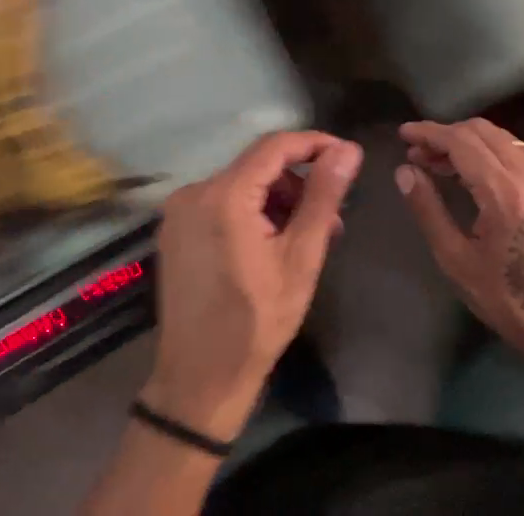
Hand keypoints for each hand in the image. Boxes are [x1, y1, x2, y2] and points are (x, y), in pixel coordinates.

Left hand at [142, 131, 361, 440]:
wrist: (200, 379)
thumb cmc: (257, 321)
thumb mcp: (301, 257)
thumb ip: (324, 197)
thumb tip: (348, 150)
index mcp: (224, 195)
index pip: (275, 145)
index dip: (314, 144)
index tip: (347, 157)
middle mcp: (194, 192)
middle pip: (257, 165)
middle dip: (298, 182)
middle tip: (332, 216)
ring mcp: (179, 213)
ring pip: (240, 185)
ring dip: (277, 200)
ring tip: (307, 237)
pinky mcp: (175, 232)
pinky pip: (220, 204)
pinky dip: (251, 212)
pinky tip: (272, 244)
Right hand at [396, 119, 523, 365]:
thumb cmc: (508, 299)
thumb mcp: (456, 260)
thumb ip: (428, 209)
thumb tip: (405, 171)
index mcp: (503, 192)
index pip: (461, 141)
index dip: (429, 132)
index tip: (403, 133)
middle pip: (482, 131)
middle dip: (446, 134)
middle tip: (417, 152)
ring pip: (501, 139)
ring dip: (467, 141)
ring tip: (437, 163)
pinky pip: (516, 154)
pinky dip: (488, 152)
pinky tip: (469, 174)